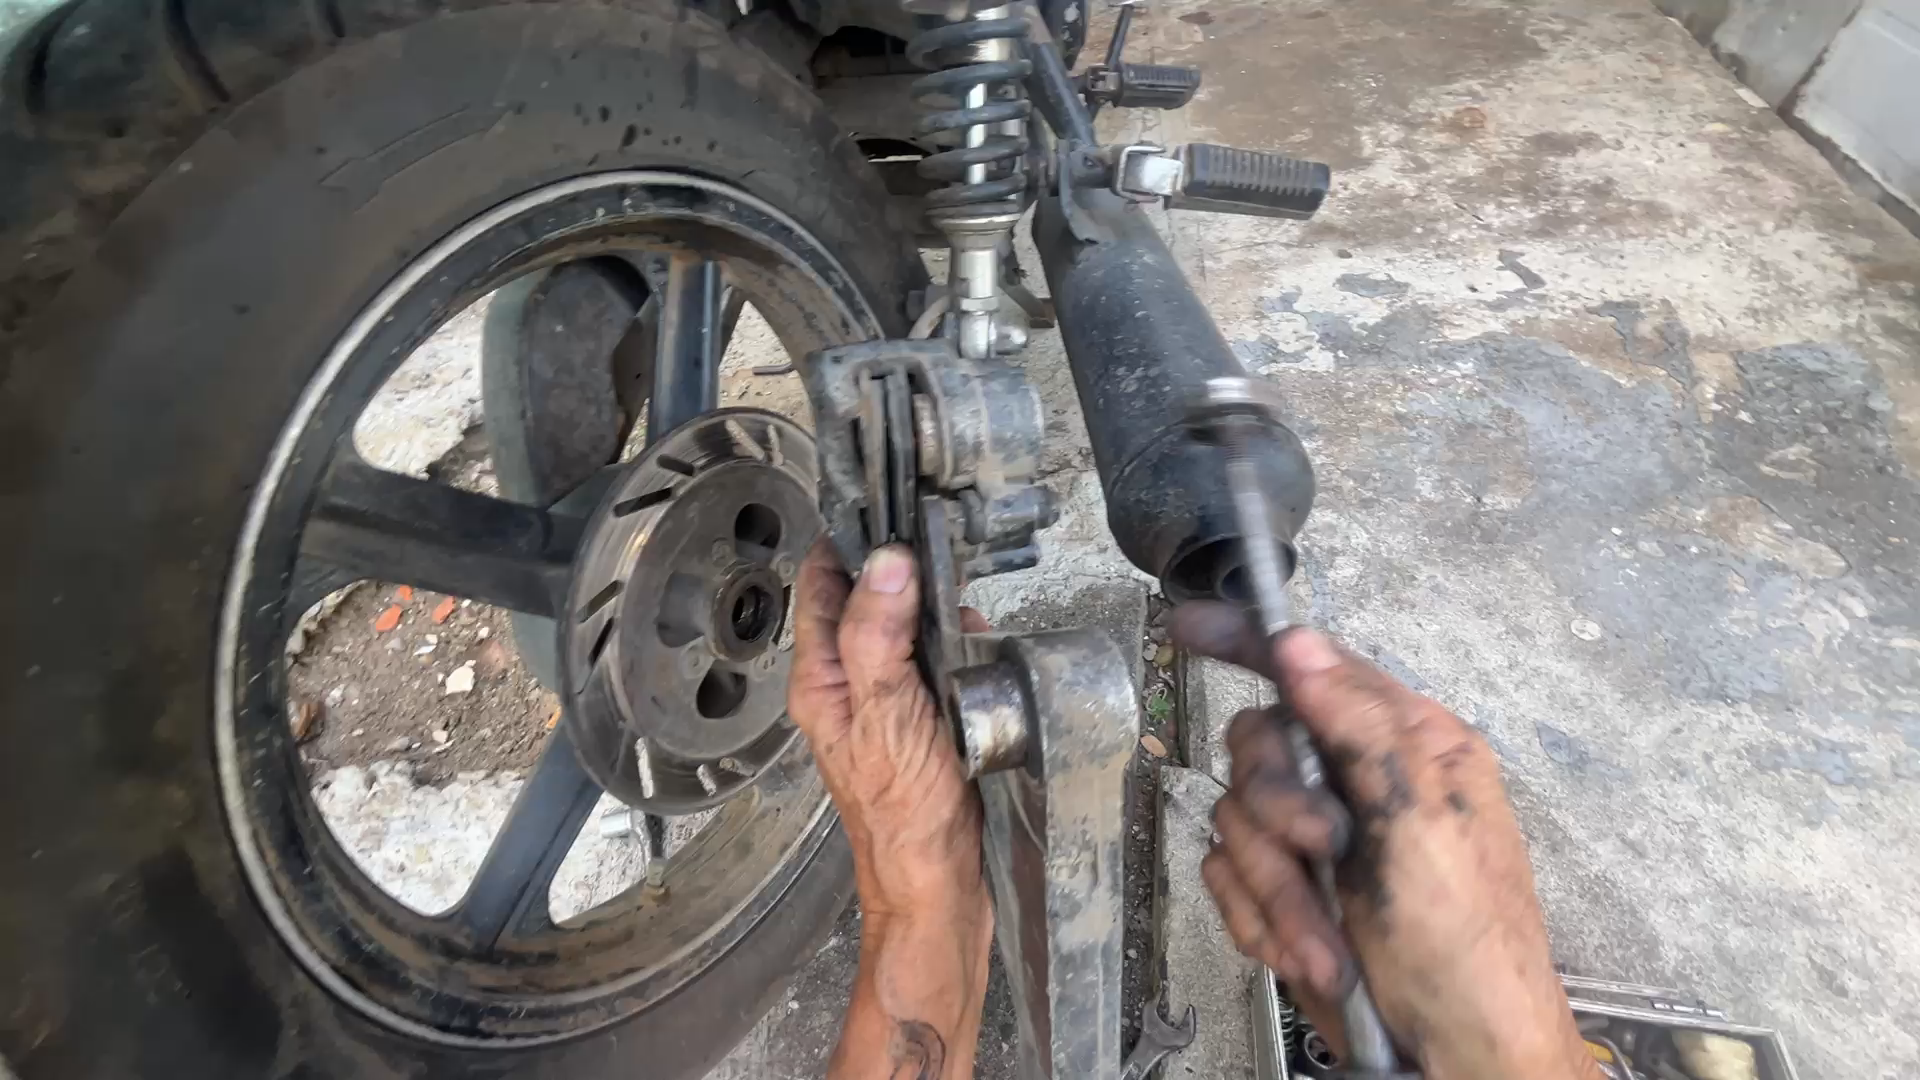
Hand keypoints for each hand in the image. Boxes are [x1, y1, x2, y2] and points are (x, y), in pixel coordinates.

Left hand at [788, 539, 987, 916]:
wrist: (936, 874)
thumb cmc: (902, 806)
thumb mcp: (887, 712)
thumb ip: (879, 635)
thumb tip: (886, 559)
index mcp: (821, 674)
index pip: (822, 581)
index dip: (848, 539)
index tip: (885, 503)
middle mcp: (845, 677)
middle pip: (864, 595)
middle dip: (898, 566)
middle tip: (937, 539)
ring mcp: (882, 691)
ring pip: (901, 621)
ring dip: (930, 601)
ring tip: (960, 589)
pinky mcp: (916, 706)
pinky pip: (929, 652)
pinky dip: (950, 635)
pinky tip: (973, 636)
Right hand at [1174, 604, 1597, 1079]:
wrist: (1449, 1066)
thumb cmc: (1463, 938)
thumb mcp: (1422, 819)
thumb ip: (1358, 721)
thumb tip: (1294, 641)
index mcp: (1396, 742)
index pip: (1307, 667)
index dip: (1244, 641)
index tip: (1187, 627)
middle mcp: (1346, 776)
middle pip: (1255, 743)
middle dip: (1276, 805)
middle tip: (1315, 847)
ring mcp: (1308, 832)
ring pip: (1234, 815)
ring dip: (1276, 884)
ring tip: (1323, 937)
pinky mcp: (1278, 883)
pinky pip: (1224, 870)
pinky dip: (1259, 915)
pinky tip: (1305, 950)